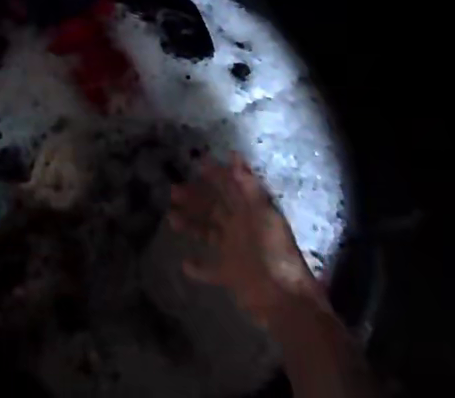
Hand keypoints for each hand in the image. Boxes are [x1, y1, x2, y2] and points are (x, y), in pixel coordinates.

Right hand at [169, 157, 325, 323]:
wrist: (284, 299)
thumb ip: (248, 186)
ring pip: (207, 233)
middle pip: (214, 208)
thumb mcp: (263, 214)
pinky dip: (197, 268)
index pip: (229, 188)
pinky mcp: (229, 276)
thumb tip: (234, 156)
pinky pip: (209, 269)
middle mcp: (240, 228)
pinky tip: (185, 263)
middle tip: (173, 191)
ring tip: (171, 219)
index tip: (196, 163)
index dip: (215, 175)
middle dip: (195, 198)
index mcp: (249, 212)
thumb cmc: (274, 251)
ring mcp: (233, 252)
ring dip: (190, 225)